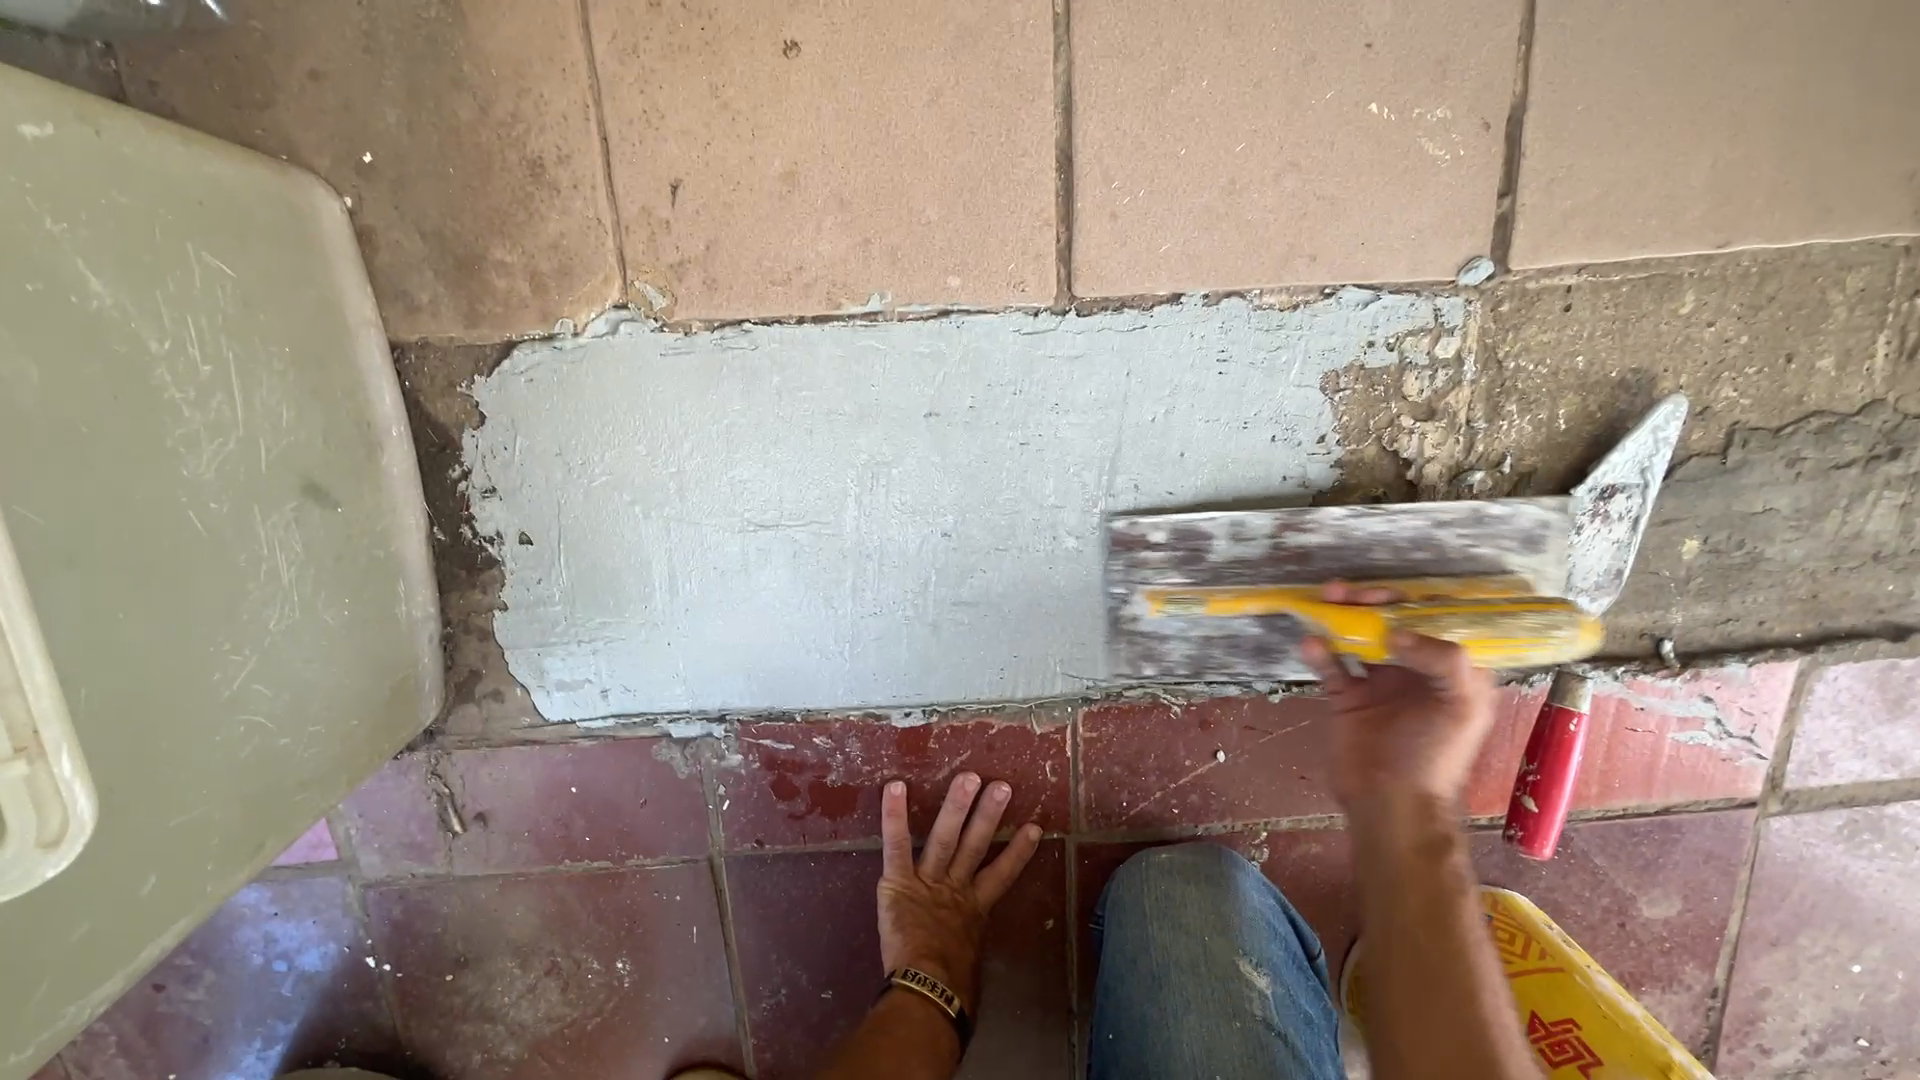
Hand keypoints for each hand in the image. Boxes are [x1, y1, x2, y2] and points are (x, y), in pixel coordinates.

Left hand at [877, 773, 1041, 1013]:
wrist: (931, 994)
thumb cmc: (952, 991)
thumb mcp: (968, 966)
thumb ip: (967, 952)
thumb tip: (966, 970)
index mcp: (975, 910)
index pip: (1002, 874)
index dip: (1018, 851)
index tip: (1035, 827)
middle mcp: (956, 889)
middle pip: (975, 845)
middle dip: (989, 815)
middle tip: (1002, 785)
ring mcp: (929, 882)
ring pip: (945, 837)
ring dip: (957, 805)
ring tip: (968, 777)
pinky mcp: (899, 883)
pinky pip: (897, 845)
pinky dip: (894, 816)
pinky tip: (894, 786)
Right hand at [1299, 582, 1498, 806]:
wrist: (1390, 803)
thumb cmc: (1434, 756)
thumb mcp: (1461, 707)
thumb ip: (1443, 660)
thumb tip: (1394, 630)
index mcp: (1451, 672)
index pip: (1437, 622)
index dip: (1415, 601)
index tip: (1391, 595)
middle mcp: (1415, 671)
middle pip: (1392, 623)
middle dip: (1370, 602)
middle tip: (1350, 594)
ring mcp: (1378, 683)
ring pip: (1358, 638)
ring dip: (1341, 617)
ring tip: (1326, 601)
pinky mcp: (1346, 698)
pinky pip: (1330, 666)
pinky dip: (1319, 651)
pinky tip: (1310, 643)